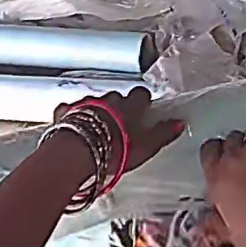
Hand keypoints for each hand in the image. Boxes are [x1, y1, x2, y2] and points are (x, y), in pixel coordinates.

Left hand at [61, 88, 183, 173]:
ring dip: (97, 111)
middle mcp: (108, 100)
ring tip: (98, 129)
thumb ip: (163, 133)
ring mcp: (86, 103)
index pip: (141, 94)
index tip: (144, 106)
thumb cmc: (115, 150)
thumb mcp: (146, 146)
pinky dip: (72, 114)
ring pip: (94, 102)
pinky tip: (73, 125)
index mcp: (129, 106)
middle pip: (116, 97)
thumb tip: (178, 123)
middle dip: (118, 106)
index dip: (142, 100)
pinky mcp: (67, 111)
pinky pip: (70, 109)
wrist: (80, 152)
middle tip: (120, 124)